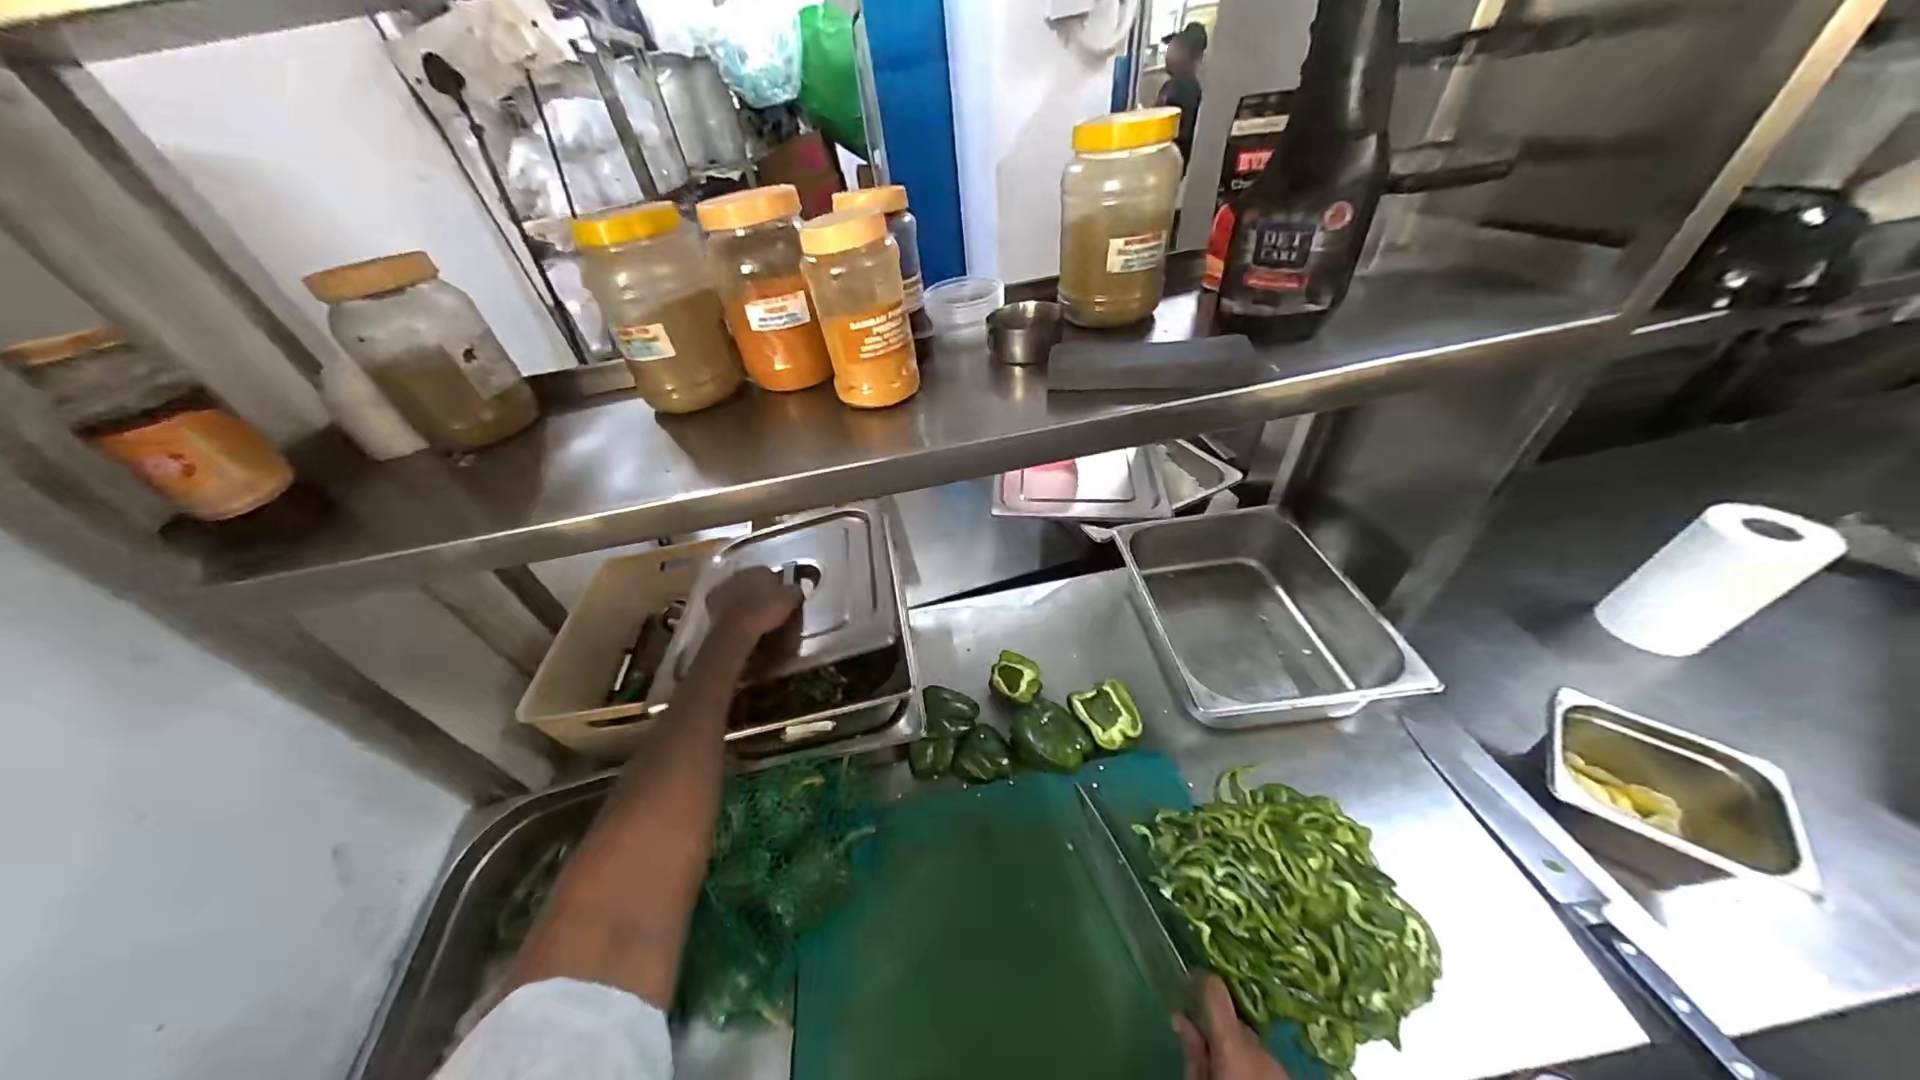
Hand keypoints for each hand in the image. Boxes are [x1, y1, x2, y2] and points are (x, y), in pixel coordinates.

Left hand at [705, 567, 802, 641]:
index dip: (776, 585)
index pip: (770, 572)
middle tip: (765, 605)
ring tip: (750, 612)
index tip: (779, 597)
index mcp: (759, 569)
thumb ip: (795, 589)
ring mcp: (723, 585)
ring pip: (736, 589)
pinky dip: (728, 606)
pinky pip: (723, 601)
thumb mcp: (791, 600)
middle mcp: (740, 573)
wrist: (737, 627)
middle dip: (757, 589)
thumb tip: (796, 586)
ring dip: (742, 596)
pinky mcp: (711, 600)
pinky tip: (734, 617)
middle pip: (751, 579)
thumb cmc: (766, 610)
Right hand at [1176, 973, 1290, 1079]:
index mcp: (1232, 1043)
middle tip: (1200, 1034)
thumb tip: (1181, 1018)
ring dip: (1236, 1044)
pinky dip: (1252, 1060)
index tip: (1188, 977)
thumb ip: (1192, 1051)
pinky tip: (1244, 1074)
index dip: (1201, 980)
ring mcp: (1279, 1062)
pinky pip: (1265, 1057)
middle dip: (1218, 1024)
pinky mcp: (1289, 1075)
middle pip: (1234, 1019)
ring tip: (1223, 1063)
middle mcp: (1259, 1046)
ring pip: (1250, 1039)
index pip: (1216, 991)